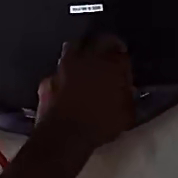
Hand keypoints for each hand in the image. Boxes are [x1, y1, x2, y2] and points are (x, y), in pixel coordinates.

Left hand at [34, 34, 135, 148]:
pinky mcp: (49, 79)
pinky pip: (58, 70)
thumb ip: (128, 97)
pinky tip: (65, 83)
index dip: (123, 59)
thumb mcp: (126, 114)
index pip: (122, 53)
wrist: (65, 136)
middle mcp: (88, 59)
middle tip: (110, 53)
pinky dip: (63, 74)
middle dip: (107, 44)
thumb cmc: (101, 125)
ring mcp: (65, 66)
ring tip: (86, 62)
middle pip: (100, 40)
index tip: (124, 67)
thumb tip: (128, 90)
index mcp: (111, 64)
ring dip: (82, 51)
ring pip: (74, 46)